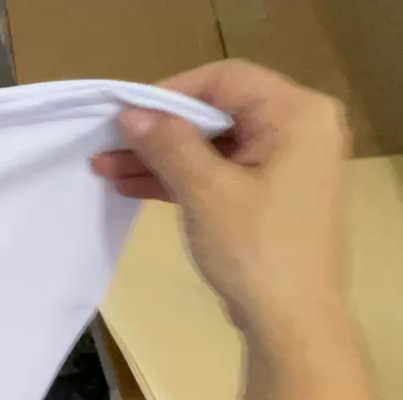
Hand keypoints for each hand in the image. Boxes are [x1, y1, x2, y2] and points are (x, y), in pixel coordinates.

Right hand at [92, 61, 349, 345]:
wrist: (289, 316)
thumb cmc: (255, 248)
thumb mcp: (206, 191)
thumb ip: (169, 146)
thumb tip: (131, 115)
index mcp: (297, 113)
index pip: (225, 79)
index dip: (169, 93)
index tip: (121, 116)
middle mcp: (296, 128)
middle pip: (217, 113)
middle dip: (158, 130)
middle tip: (105, 147)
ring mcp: (281, 164)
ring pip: (211, 147)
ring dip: (159, 157)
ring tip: (106, 169)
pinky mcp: (264, 196)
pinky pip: (215, 174)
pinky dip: (177, 179)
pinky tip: (134, 186)